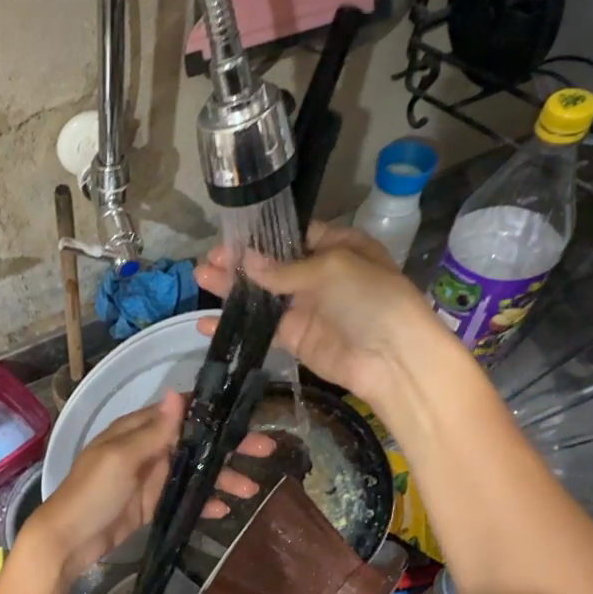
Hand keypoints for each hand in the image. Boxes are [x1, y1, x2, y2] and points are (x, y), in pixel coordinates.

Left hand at [22, 392, 274, 579]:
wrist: (67, 540)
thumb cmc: (92, 493)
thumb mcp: (122, 458)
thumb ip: (153, 431)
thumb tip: (178, 394)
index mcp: (134, 431)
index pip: (180, 415)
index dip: (213, 415)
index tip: (247, 417)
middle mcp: (144, 450)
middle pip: (193, 444)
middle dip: (229, 448)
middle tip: (266, 451)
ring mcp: (148, 480)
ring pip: (193, 473)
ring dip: (222, 479)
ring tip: (252, 490)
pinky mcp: (149, 506)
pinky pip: (183, 500)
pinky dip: (203, 503)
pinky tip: (225, 510)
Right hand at [192, 222, 443, 406]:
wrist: (391, 358)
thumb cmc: (371, 299)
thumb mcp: (331, 269)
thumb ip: (283, 269)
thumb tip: (244, 261)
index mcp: (337, 246)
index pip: (293, 235)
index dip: (261, 237)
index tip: (229, 238)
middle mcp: (319, 274)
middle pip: (272, 265)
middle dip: (239, 262)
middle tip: (207, 261)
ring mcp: (305, 307)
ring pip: (261, 295)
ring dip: (231, 289)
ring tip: (201, 280)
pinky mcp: (294, 338)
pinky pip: (260, 328)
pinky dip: (235, 325)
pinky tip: (207, 323)